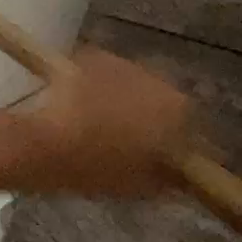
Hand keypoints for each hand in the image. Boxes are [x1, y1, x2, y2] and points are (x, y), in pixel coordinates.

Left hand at [18, 47, 190, 197]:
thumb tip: (180, 174)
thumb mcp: (142, 186)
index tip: (172, 160)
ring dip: (128, 98)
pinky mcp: (94, 55)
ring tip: (105, 120)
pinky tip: (84, 104)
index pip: (194, 131)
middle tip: (135, 140)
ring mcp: (124, 63)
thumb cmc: (97, 168)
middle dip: (155, 118)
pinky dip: (102, 86)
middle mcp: (158, 79)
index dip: (183, 147)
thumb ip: (170, 178)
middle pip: (165, 100)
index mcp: (178, 111)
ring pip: (136, 84)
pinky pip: (108, 74)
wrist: (46, 141)